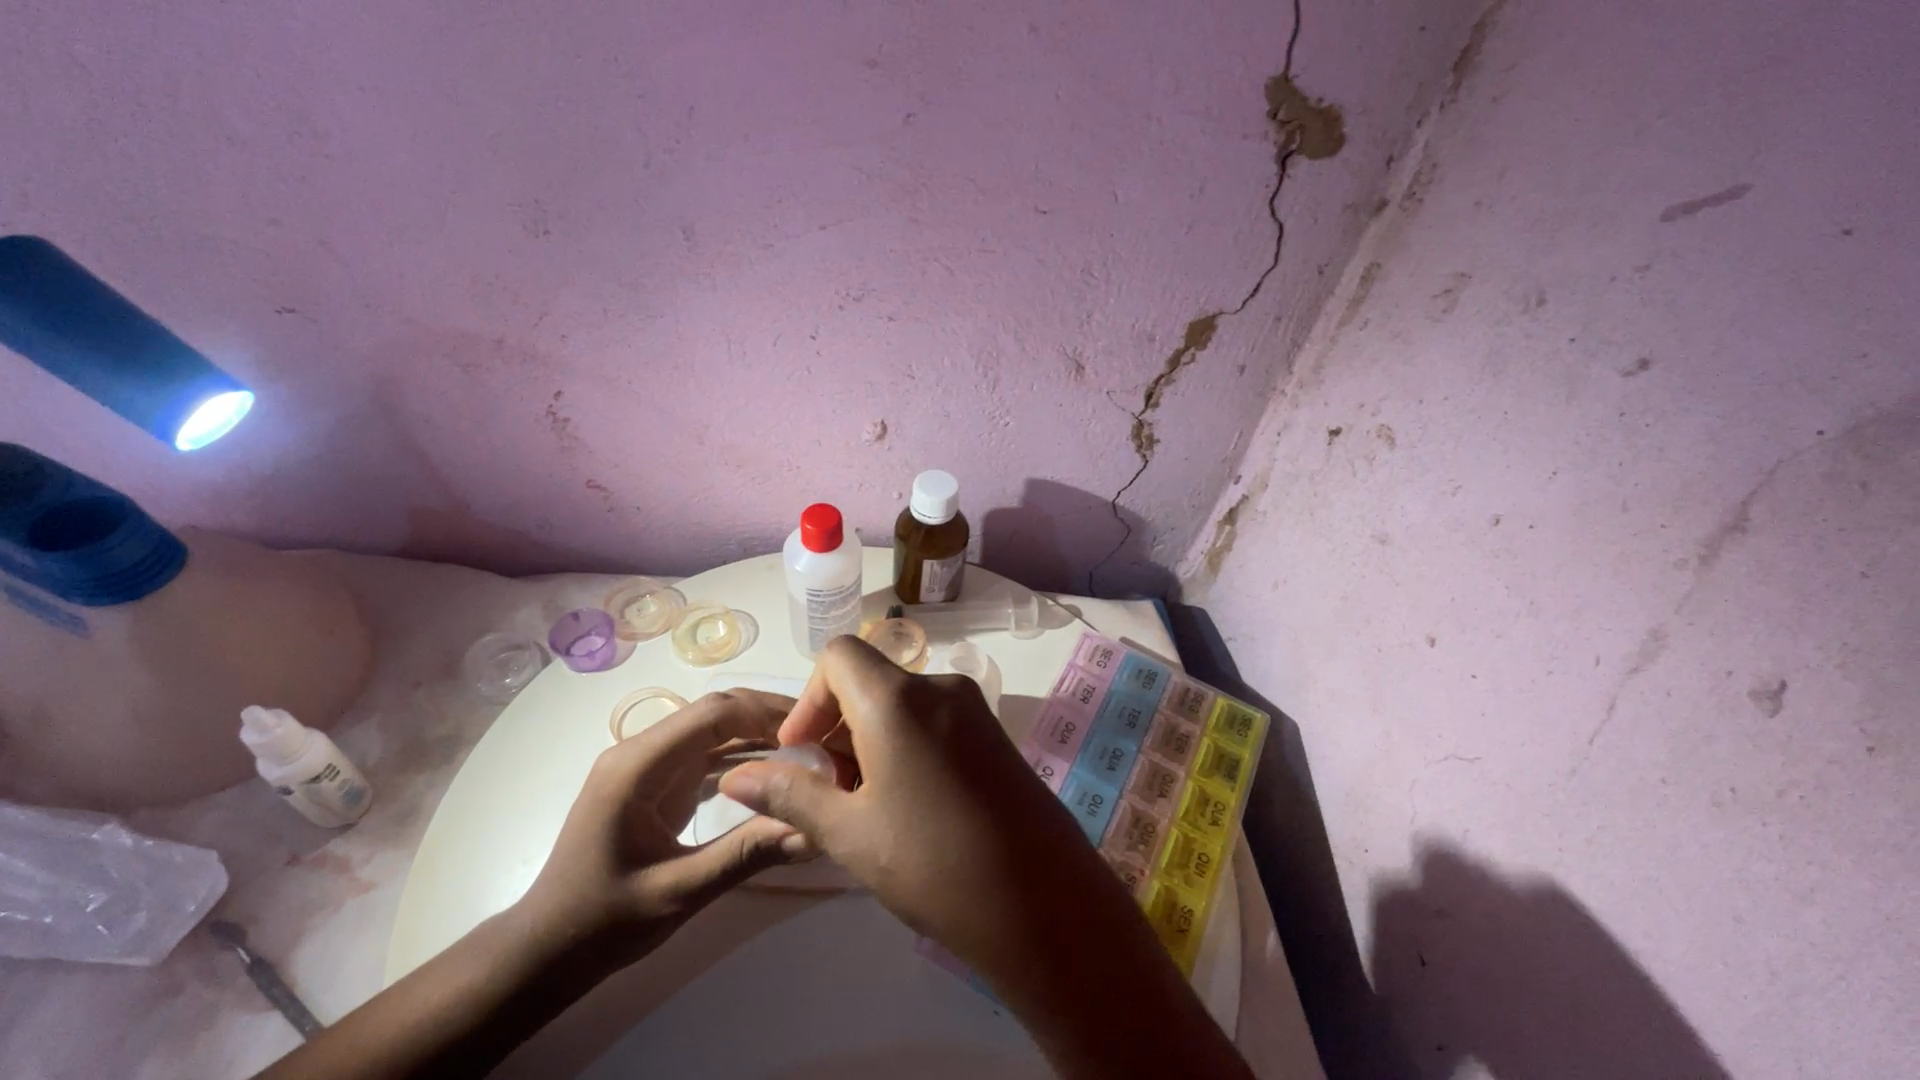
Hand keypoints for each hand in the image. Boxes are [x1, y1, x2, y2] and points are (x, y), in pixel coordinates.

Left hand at [517, 689, 813, 965]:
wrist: (547, 950)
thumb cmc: (604, 922)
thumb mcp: (681, 891)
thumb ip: (747, 854)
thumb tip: (814, 830)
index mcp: (638, 766)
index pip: (713, 714)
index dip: (768, 713)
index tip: (818, 729)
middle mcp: (641, 753)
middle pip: (715, 714)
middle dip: (770, 719)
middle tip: (824, 736)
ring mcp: (647, 768)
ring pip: (714, 733)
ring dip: (760, 737)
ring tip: (812, 752)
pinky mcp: (656, 787)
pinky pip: (706, 758)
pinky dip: (743, 760)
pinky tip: (778, 774)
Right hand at [717, 637, 1115, 965]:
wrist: (1042, 903)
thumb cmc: (932, 864)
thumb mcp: (849, 832)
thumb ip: (789, 795)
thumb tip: (734, 778)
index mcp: (897, 698)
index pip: (838, 655)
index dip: (808, 698)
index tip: (802, 755)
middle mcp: (940, 688)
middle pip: (870, 680)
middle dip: (837, 728)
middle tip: (830, 793)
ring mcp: (975, 711)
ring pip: (903, 704)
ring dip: (871, 741)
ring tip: (868, 809)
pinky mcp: (996, 737)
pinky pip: (935, 721)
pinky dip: (907, 747)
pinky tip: (910, 808)